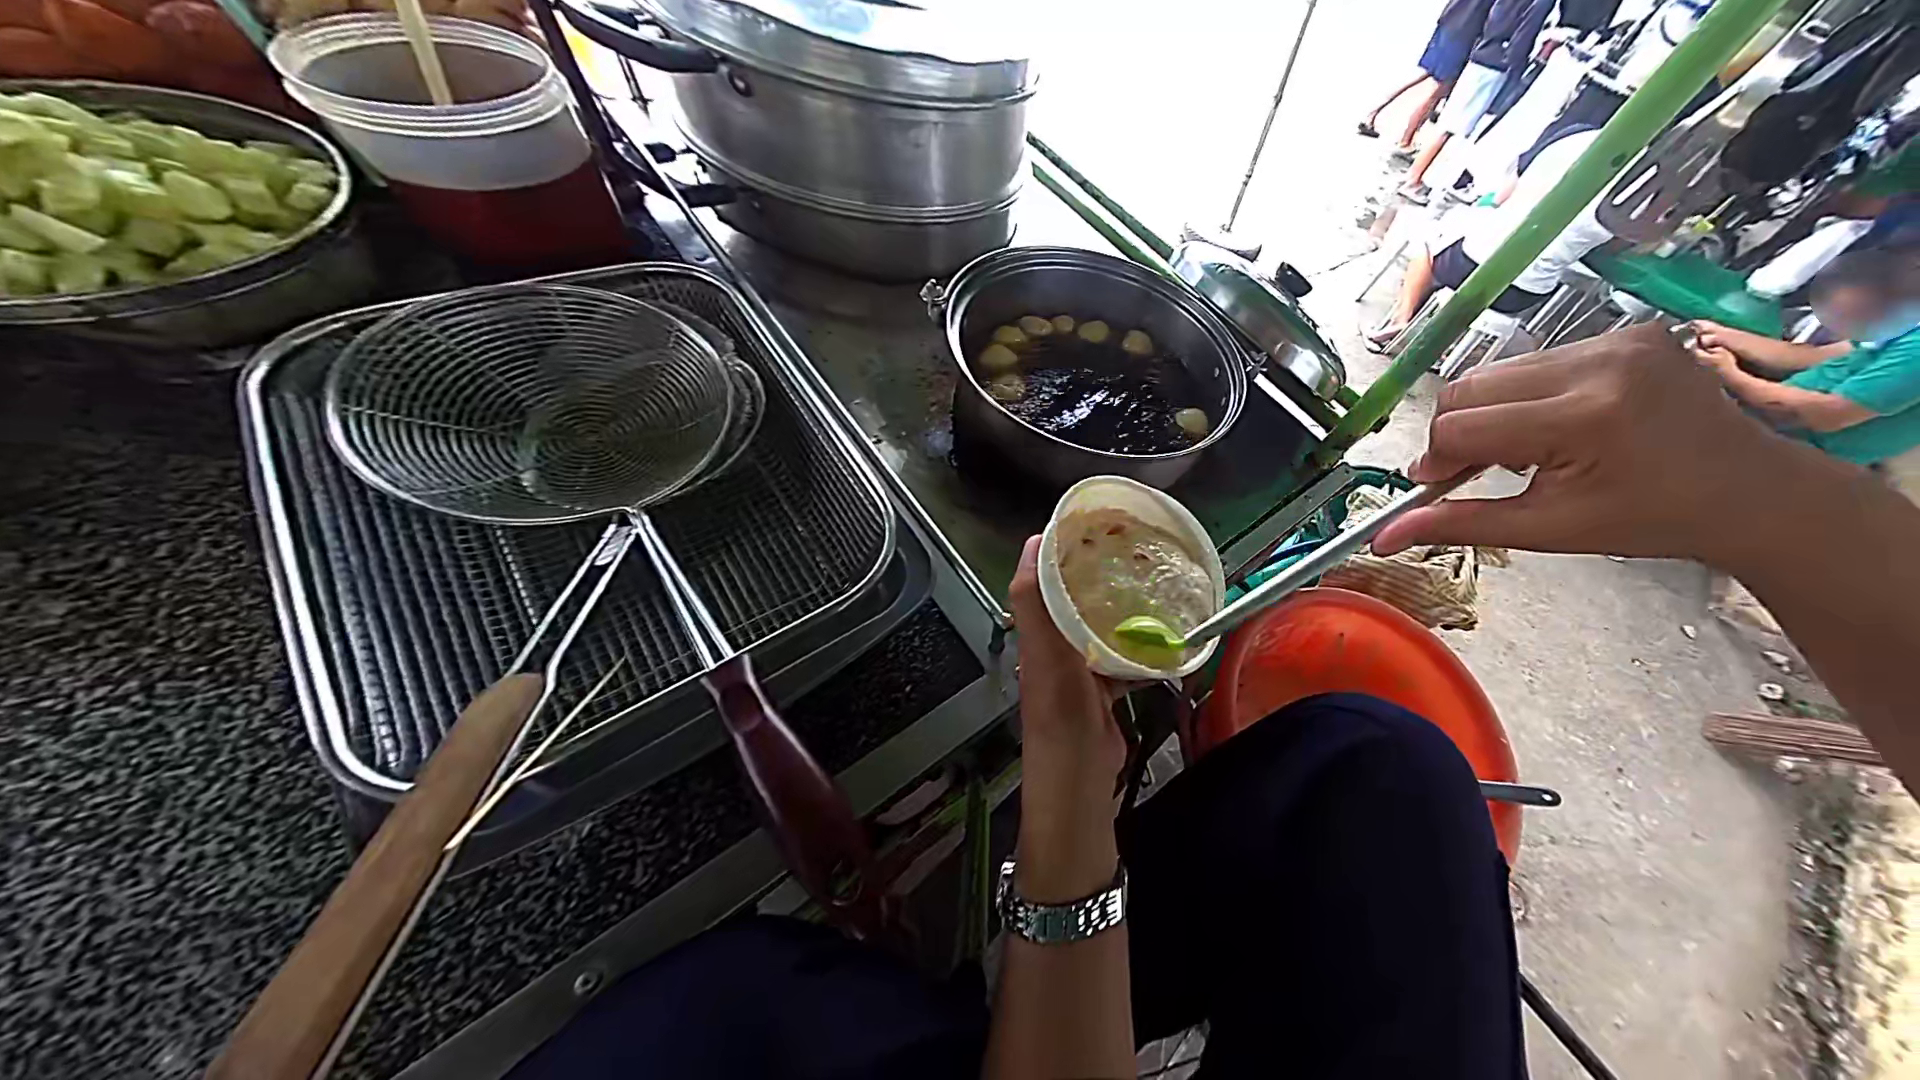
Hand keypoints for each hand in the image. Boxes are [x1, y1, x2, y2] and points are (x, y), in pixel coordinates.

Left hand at [1008, 535, 1125, 900]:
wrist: (1079, 795)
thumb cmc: (1062, 725)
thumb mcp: (1047, 660)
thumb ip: (1037, 607)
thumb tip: (1035, 545)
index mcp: (1036, 635)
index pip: (1042, 578)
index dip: (1062, 547)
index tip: (1095, 521)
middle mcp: (1053, 648)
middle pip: (1073, 599)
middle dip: (1097, 571)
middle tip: (1135, 547)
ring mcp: (1078, 672)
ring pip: (1098, 626)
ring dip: (1120, 606)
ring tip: (1154, 582)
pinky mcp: (1101, 694)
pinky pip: (1120, 658)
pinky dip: (1138, 646)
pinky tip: (1164, 638)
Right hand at [1373, 324, 1809, 568]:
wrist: (1753, 491)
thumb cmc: (1650, 518)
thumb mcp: (1545, 529)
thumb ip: (1456, 525)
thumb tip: (1380, 538)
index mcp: (1588, 415)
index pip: (1459, 426)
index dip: (1436, 461)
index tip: (1439, 486)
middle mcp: (1600, 362)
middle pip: (1465, 390)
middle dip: (1453, 434)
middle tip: (1471, 470)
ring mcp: (1615, 340)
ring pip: (1490, 373)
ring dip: (1482, 414)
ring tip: (1513, 449)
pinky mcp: (1621, 333)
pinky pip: (1527, 362)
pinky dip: (1514, 397)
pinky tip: (1541, 425)